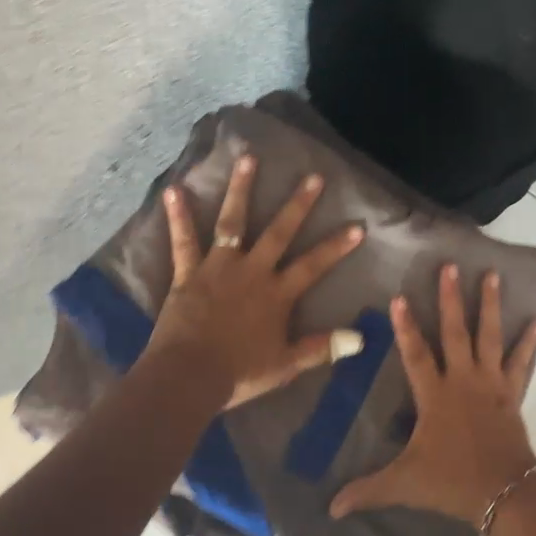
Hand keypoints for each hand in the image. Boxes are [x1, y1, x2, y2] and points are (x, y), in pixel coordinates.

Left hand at [143, 154, 365, 409]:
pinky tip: (174, 190)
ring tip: (248, 158)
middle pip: (279, 232)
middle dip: (298, 204)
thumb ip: (321, 348)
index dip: (336, 246)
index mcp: (277, 294)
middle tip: (313, 177)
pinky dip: (178, 216)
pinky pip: (183, 241)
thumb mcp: (286, 365)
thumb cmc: (239, 373)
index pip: (314, 265)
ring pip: (233, 222)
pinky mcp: (188, 273)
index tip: (358, 225)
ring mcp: (219, 268)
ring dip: (241, 189)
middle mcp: (252, 272)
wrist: (187, 377)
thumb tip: (361, 339)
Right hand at [328, 265, 535, 524]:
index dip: (406, 326)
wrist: (504, 492)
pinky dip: (529, 341)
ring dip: (490, 305)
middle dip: (450, 298)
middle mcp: (462, 379)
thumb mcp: (404, 485)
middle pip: (455, 332)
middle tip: (450, 266)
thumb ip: (368, 490)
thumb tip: (330, 508)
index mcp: (434, 395)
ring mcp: (490, 383)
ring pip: (489, 336)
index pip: (415, 354)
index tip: (399, 296)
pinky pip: (521, 362)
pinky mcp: (511, 392)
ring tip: (492, 274)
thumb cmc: (452, 482)